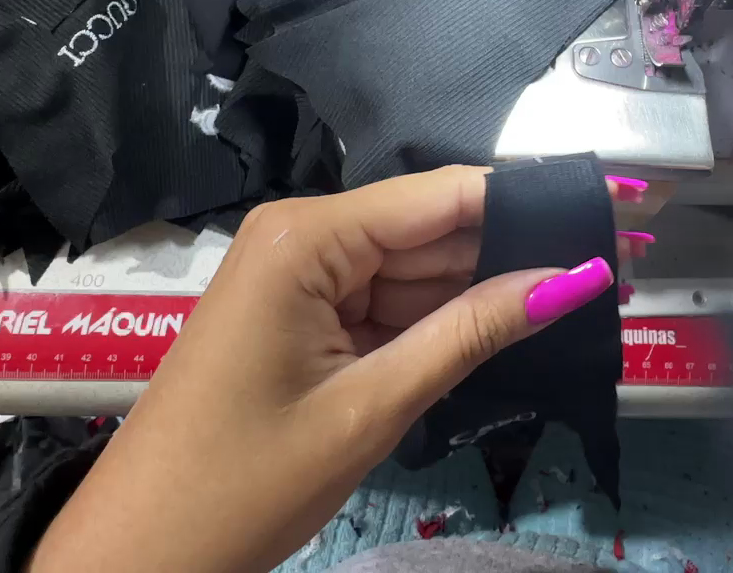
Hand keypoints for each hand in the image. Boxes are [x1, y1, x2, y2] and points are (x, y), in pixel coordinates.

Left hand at [30, 166, 620, 572]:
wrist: (132, 564)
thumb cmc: (243, 485)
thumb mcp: (374, 404)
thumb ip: (475, 331)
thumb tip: (574, 279)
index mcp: (309, 235)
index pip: (442, 196)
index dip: (525, 201)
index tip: (601, 212)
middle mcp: (306, 232)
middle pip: (431, 228)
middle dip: (509, 252)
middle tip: (599, 269)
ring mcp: (303, 269)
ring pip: (415, 265)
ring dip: (478, 288)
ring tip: (567, 297)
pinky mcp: (304, 306)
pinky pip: (386, 296)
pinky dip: (436, 317)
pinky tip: (499, 326)